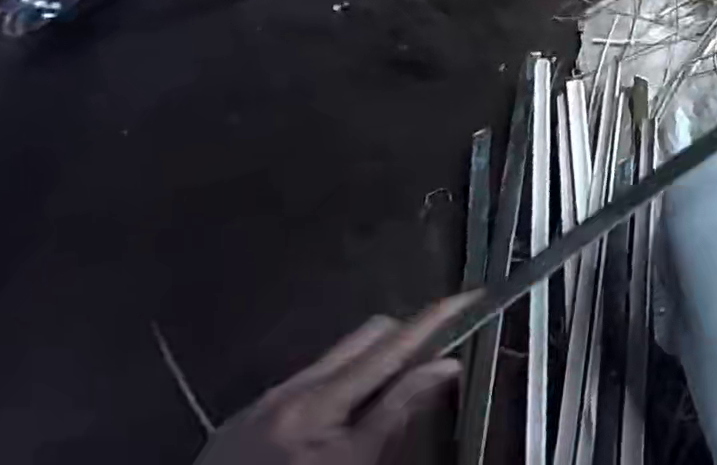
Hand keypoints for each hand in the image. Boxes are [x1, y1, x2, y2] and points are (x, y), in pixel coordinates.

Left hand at [194, 294, 472, 464]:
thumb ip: (398, 410)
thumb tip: (448, 364)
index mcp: (317, 403)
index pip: (394, 342)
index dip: (438, 316)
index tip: (474, 296)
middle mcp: (288, 390)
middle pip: (368, 332)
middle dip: (406, 334)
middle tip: (435, 353)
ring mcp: (260, 404)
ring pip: (337, 355)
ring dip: (372, 361)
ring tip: (390, 391)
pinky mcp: (241, 422)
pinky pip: (308, 381)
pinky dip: (340, 384)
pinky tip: (343, 417)